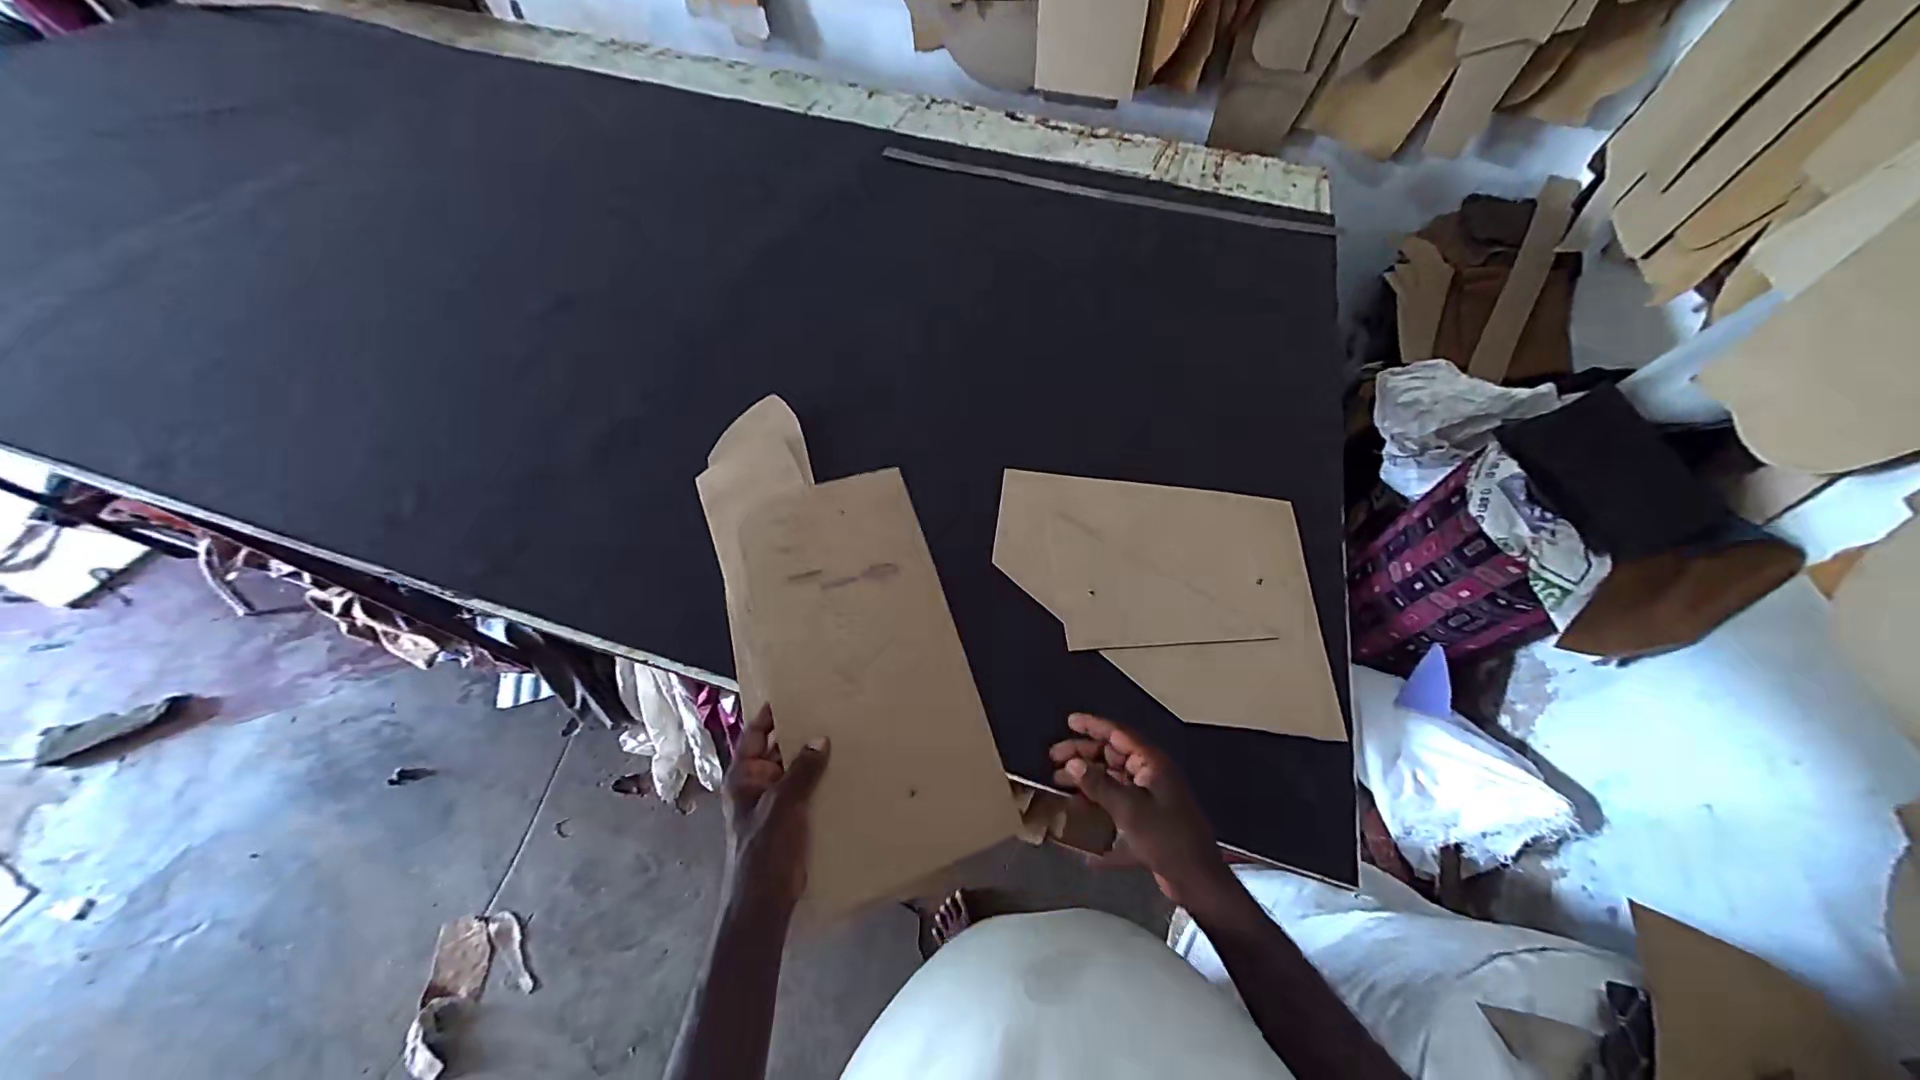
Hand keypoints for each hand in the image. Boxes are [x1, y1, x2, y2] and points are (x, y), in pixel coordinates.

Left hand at [722, 705, 829, 912]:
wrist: (766, 900)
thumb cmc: (763, 849)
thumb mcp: (781, 805)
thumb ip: (801, 771)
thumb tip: (821, 738)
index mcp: (743, 776)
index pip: (755, 734)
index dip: (770, 713)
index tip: (792, 691)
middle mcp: (758, 783)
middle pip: (779, 748)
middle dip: (800, 732)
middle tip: (828, 708)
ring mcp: (777, 800)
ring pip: (796, 768)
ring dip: (814, 755)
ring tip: (843, 732)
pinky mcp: (794, 815)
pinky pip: (809, 788)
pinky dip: (823, 777)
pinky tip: (846, 766)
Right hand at [1048, 712, 1234, 912]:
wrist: (1198, 881)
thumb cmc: (1166, 838)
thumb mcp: (1128, 809)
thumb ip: (1098, 784)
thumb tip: (1072, 763)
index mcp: (1151, 764)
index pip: (1119, 735)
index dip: (1093, 725)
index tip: (1070, 721)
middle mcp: (1151, 777)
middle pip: (1112, 757)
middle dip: (1083, 755)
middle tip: (1055, 758)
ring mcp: (1151, 800)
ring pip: (1113, 782)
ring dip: (1088, 782)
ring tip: (1060, 784)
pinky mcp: (1148, 824)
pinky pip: (1118, 812)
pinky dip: (1102, 818)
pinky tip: (1084, 838)